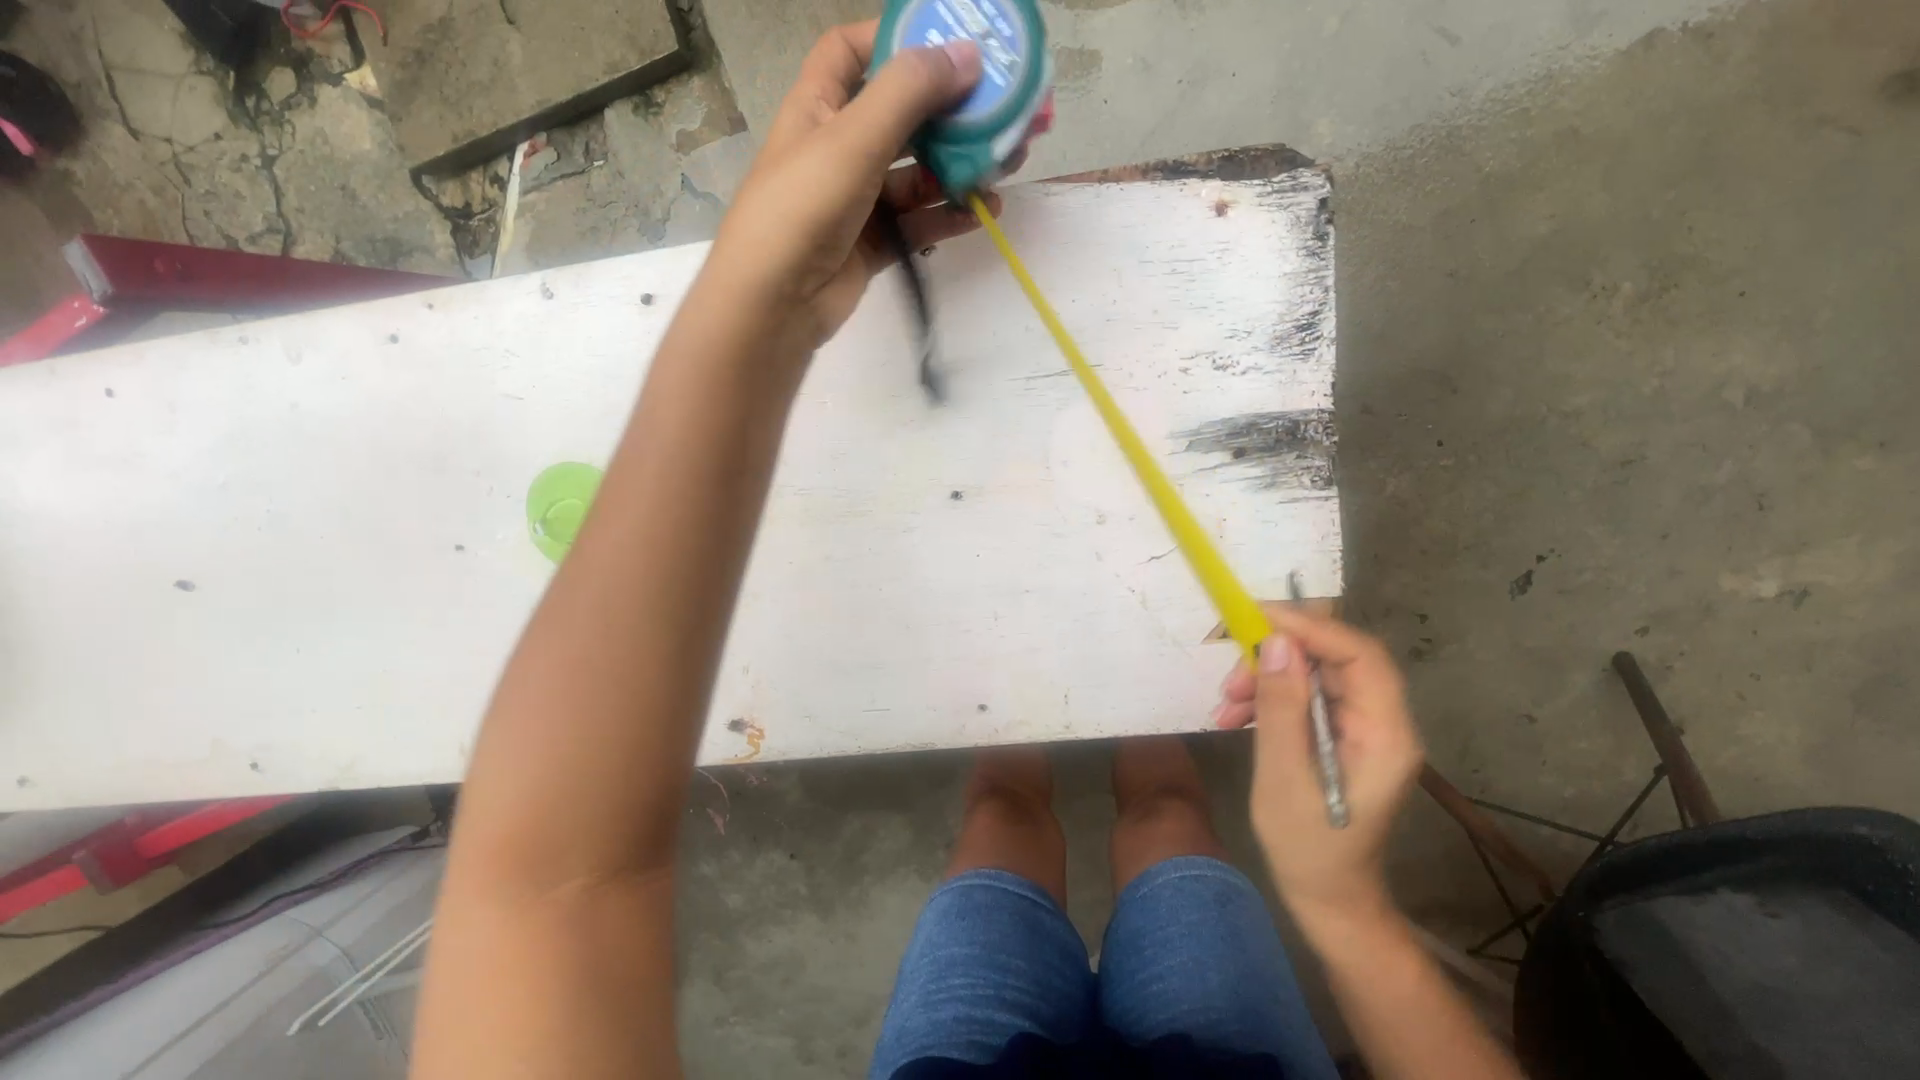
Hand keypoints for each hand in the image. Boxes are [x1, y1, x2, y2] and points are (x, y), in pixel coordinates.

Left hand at [700, 21, 998, 355]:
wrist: (772, 305)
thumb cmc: (802, 207)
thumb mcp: (853, 138)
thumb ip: (910, 92)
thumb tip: (968, 53)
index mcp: (818, 107)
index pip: (850, 51)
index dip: (894, 38)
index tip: (950, 42)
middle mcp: (838, 147)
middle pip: (903, 114)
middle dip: (954, 109)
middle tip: (1010, 109)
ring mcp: (856, 198)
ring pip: (917, 172)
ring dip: (960, 164)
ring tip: (1008, 162)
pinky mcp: (872, 243)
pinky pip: (918, 221)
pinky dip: (948, 214)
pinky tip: (983, 211)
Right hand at [1215, 608, 1424, 922]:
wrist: (1328, 898)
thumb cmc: (1309, 849)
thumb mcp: (1284, 778)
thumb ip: (1282, 708)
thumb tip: (1275, 643)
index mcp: (1386, 734)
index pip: (1358, 655)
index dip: (1310, 627)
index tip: (1255, 618)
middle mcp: (1384, 722)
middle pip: (1336, 659)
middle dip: (1278, 657)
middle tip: (1230, 674)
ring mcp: (1364, 729)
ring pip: (1316, 674)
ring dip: (1267, 679)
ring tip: (1225, 704)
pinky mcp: (1344, 736)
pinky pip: (1308, 697)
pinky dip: (1270, 699)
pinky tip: (1235, 717)